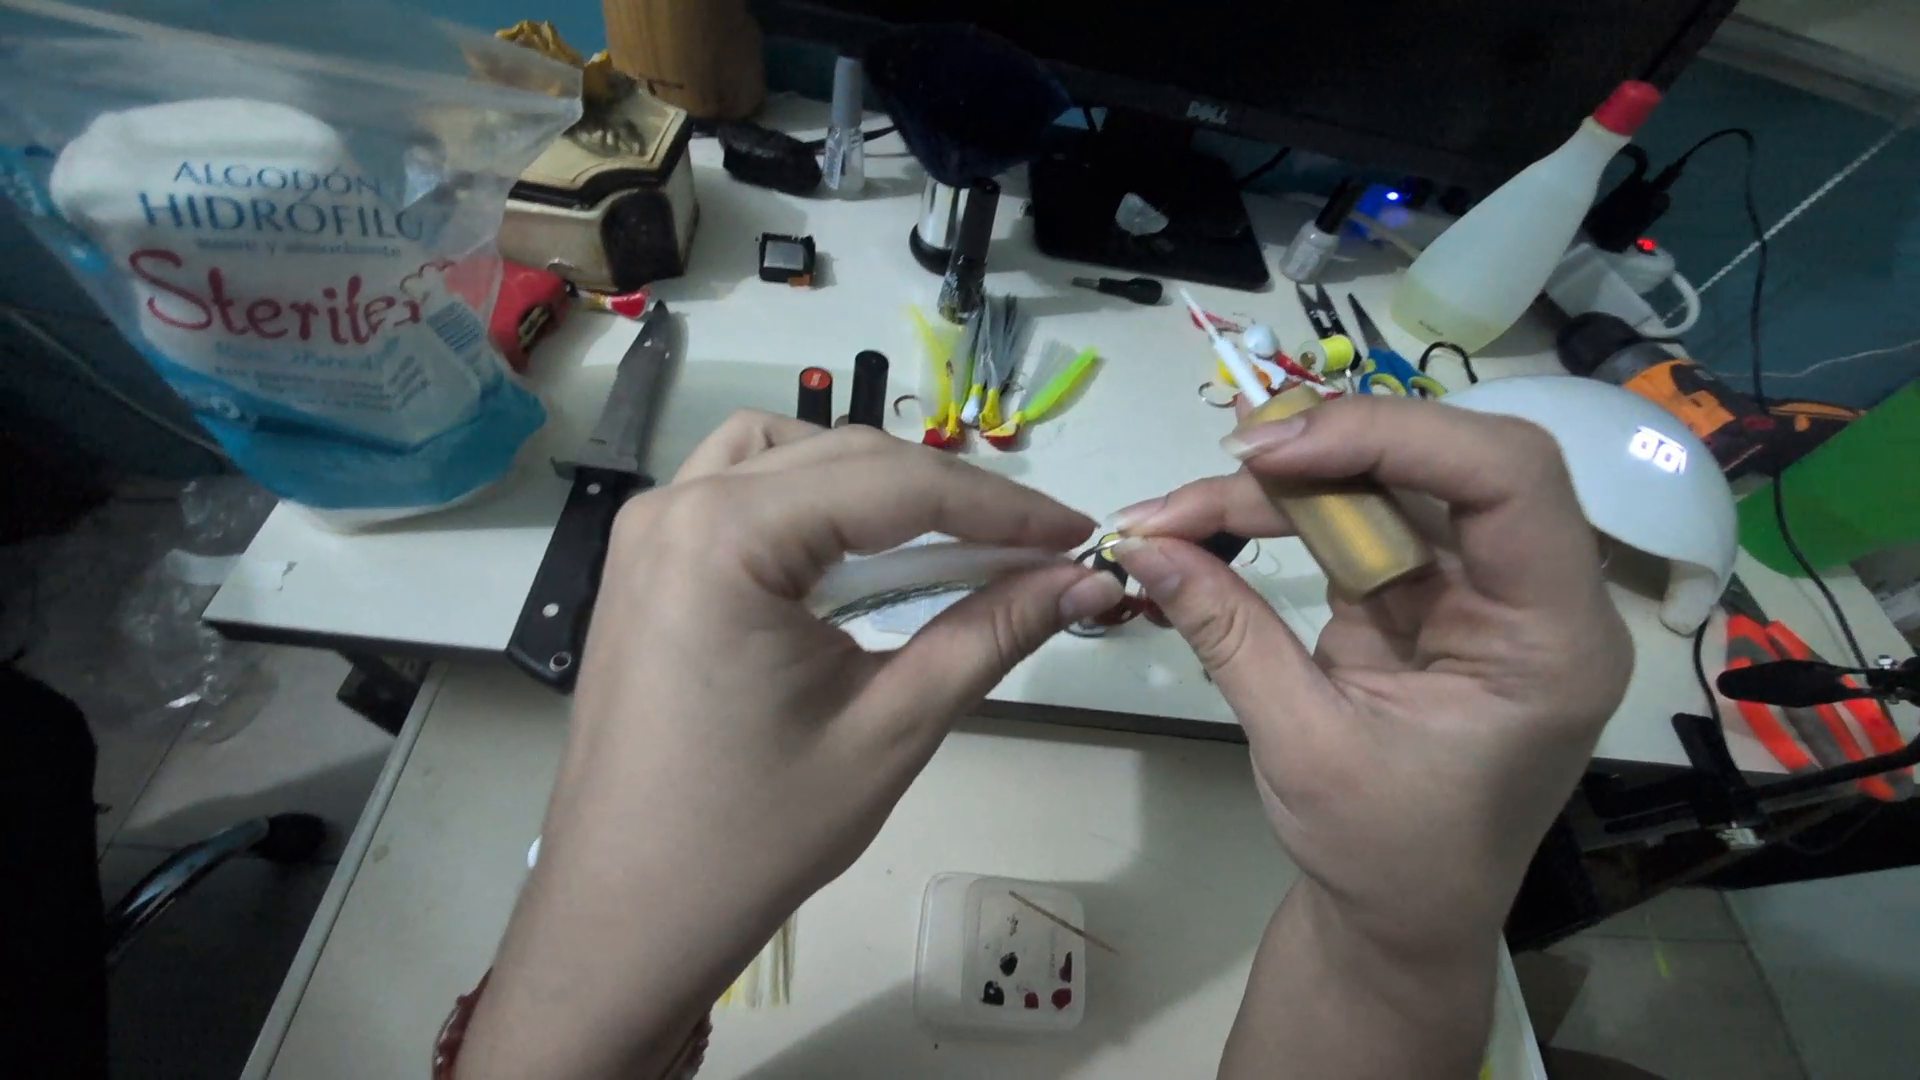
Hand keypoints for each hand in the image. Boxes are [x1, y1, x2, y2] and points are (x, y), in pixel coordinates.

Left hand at [463, 411, 1121, 1079]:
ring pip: (790, 452)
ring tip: (941, 539)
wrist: (627, 915)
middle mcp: (678, 505)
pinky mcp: (649, 556)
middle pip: (846, 457)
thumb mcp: (891, 729)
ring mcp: (652, 526)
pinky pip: (743, 485)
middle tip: (1030, 546)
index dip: (1001, 507)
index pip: (896, 487)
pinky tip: (849, 546)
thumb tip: (1087, 581)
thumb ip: (993, 635)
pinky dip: (812, 494)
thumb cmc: (756, 836)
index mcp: (726, 538)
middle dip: (949, 496)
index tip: (1075, 533)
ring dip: (875, 481)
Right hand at [1111, 397, 1631, 953]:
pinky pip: (1344, 527)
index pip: (1506, 478)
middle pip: (1431, 466)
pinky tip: (1207, 529)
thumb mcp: (1299, 743)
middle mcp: (1520, 590)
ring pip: (1376, 488)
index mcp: (1546, 635)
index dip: (1388, 437)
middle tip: (1199, 487)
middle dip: (1309, 460)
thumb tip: (1143, 547)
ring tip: (1174, 515)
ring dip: (1272, 491)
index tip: (1264, 455)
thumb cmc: (1380, 850)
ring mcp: (1463, 588)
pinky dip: (1272, 520)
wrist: (1395, 910)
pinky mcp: (1410, 595)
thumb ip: (1227, 632)